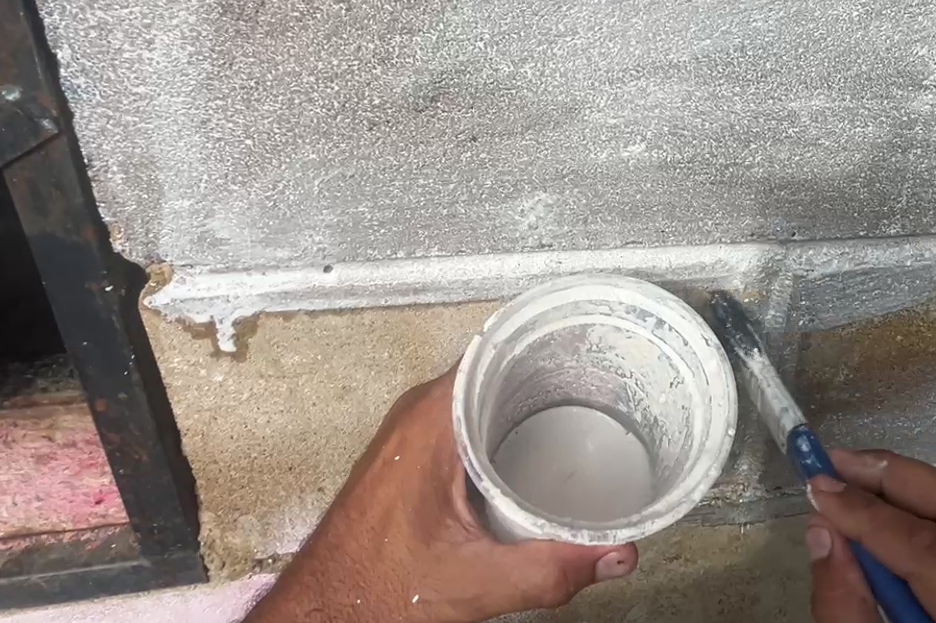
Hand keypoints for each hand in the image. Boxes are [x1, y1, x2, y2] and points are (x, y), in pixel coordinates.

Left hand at [244, 370, 636, 622]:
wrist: (317, 618)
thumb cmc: (375, 590)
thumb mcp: (474, 582)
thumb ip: (550, 568)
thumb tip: (618, 556)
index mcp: (434, 418)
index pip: (497, 349)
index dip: (543, 341)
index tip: (584, 346)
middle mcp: (420, 411)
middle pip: (493, 367)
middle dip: (545, 371)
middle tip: (596, 384)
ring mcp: (410, 429)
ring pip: (478, 392)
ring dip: (521, 396)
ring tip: (573, 408)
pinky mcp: (408, 452)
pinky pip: (463, 414)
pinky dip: (498, 419)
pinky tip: (526, 446)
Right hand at [805, 447, 935, 622]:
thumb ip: (848, 613)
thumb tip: (821, 530)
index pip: (929, 549)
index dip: (866, 512)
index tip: (814, 483)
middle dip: (890, 475)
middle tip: (832, 463)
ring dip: (905, 486)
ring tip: (850, 478)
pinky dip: (923, 513)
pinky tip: (884, 515)